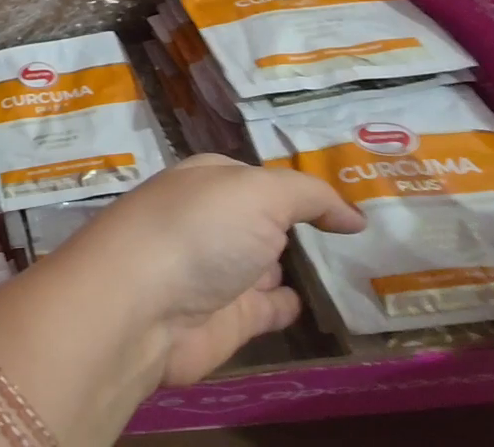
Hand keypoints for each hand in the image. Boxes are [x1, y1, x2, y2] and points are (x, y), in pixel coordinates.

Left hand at [50, 154, 365, 384]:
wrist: (140, 306)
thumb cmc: (195, 232)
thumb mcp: (255, 192)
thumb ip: (307, 195)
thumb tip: (353, 216)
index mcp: (204, 181)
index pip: (253, 176)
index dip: (292, 184)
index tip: (341, 194)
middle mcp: (207, 221)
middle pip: (257, 219)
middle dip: (290, 222)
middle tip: (351, 231)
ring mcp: (215, 270)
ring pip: (263, 262)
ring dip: (292, 263)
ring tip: (347, 264)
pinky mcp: (224, 317)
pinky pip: (268, 308)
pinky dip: (287, 305)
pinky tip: (317, 304)